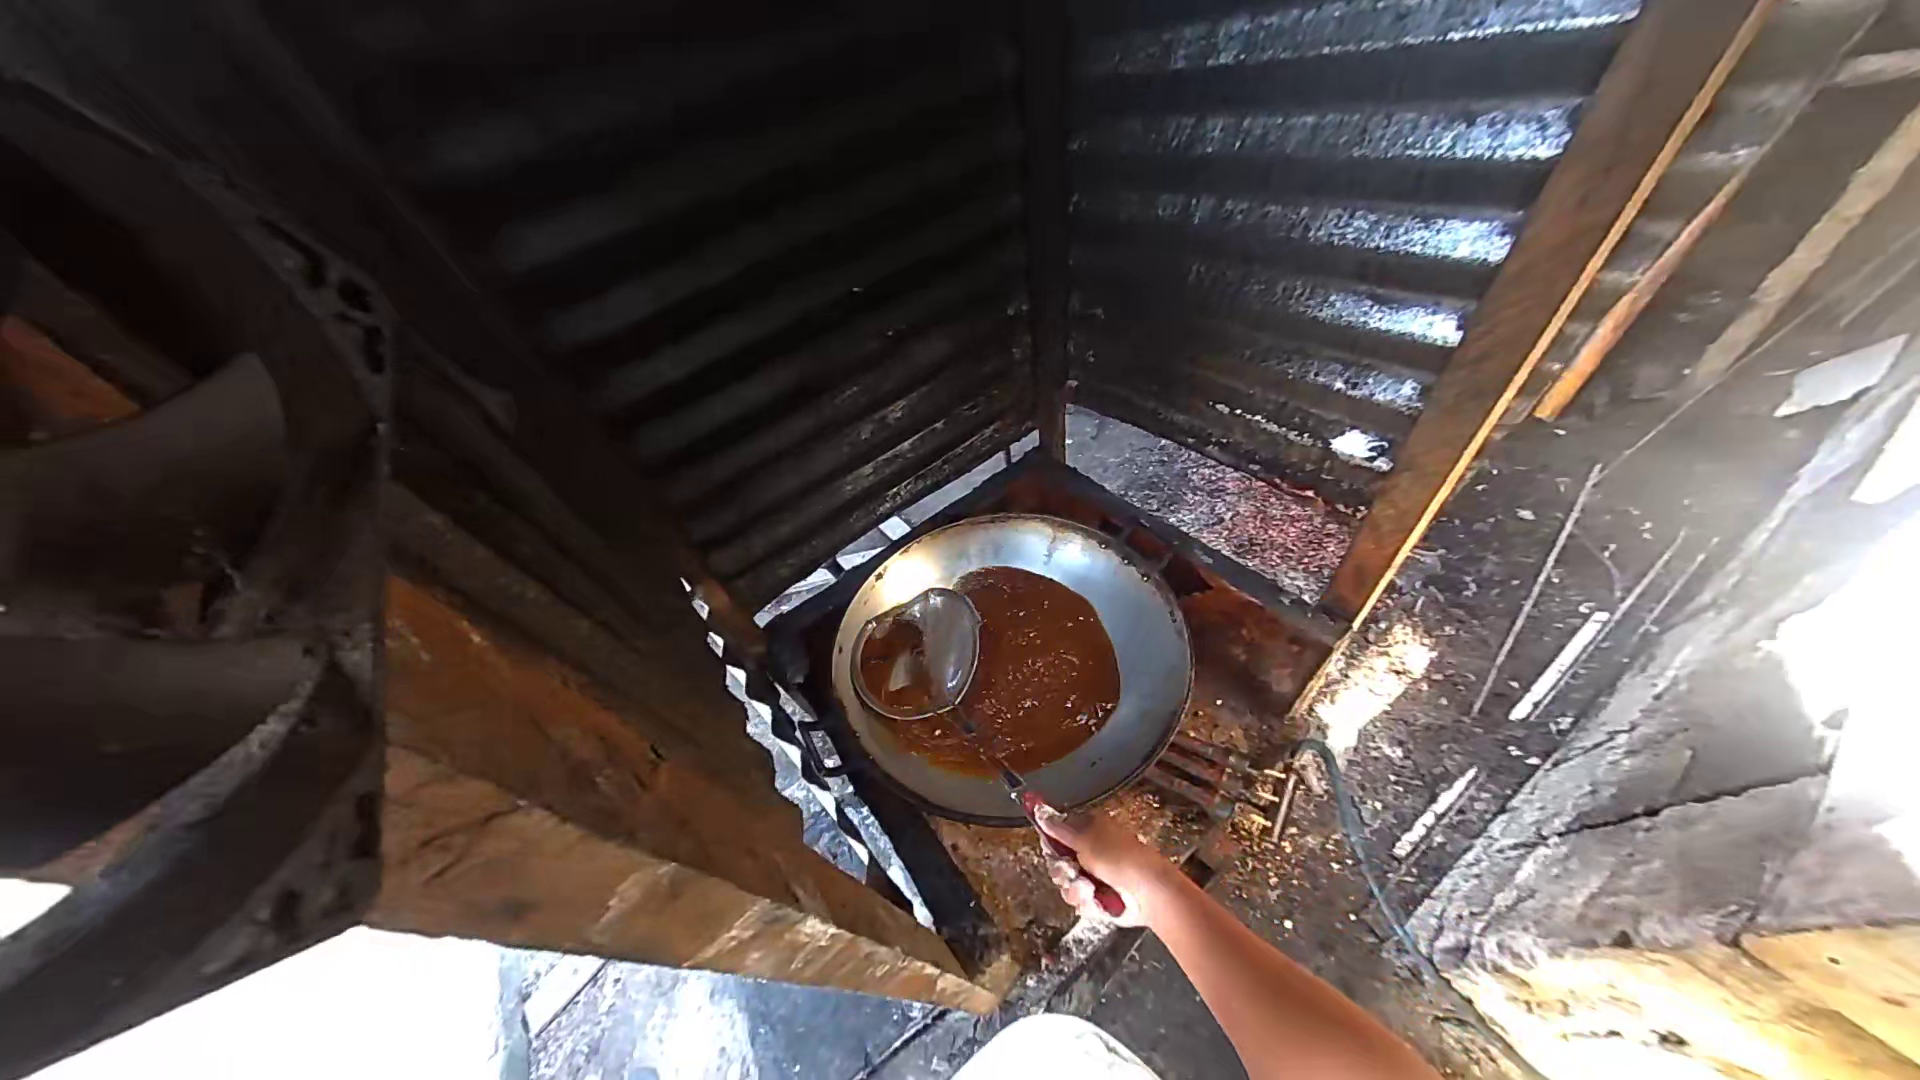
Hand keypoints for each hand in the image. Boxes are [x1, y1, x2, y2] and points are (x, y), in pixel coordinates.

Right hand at [1030, 799, 1180, 927]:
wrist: (1149, 893)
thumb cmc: (1120, 858)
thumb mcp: (1086, 838)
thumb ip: (1059, 827)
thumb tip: (1039, 809)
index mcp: (1087, 828)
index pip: (1056, 831)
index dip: (1050, 842)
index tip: (1052, 849)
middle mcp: (1089, 850)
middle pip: (1057, 860)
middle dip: (1062, 871)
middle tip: (1072, 871)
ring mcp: (1094, 875)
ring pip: (1066, 883)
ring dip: (1074, 889)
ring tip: (1090, 890)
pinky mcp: (1099, 898)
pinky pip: (1079, 901)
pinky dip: (1086, 903)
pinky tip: (1097, 901)